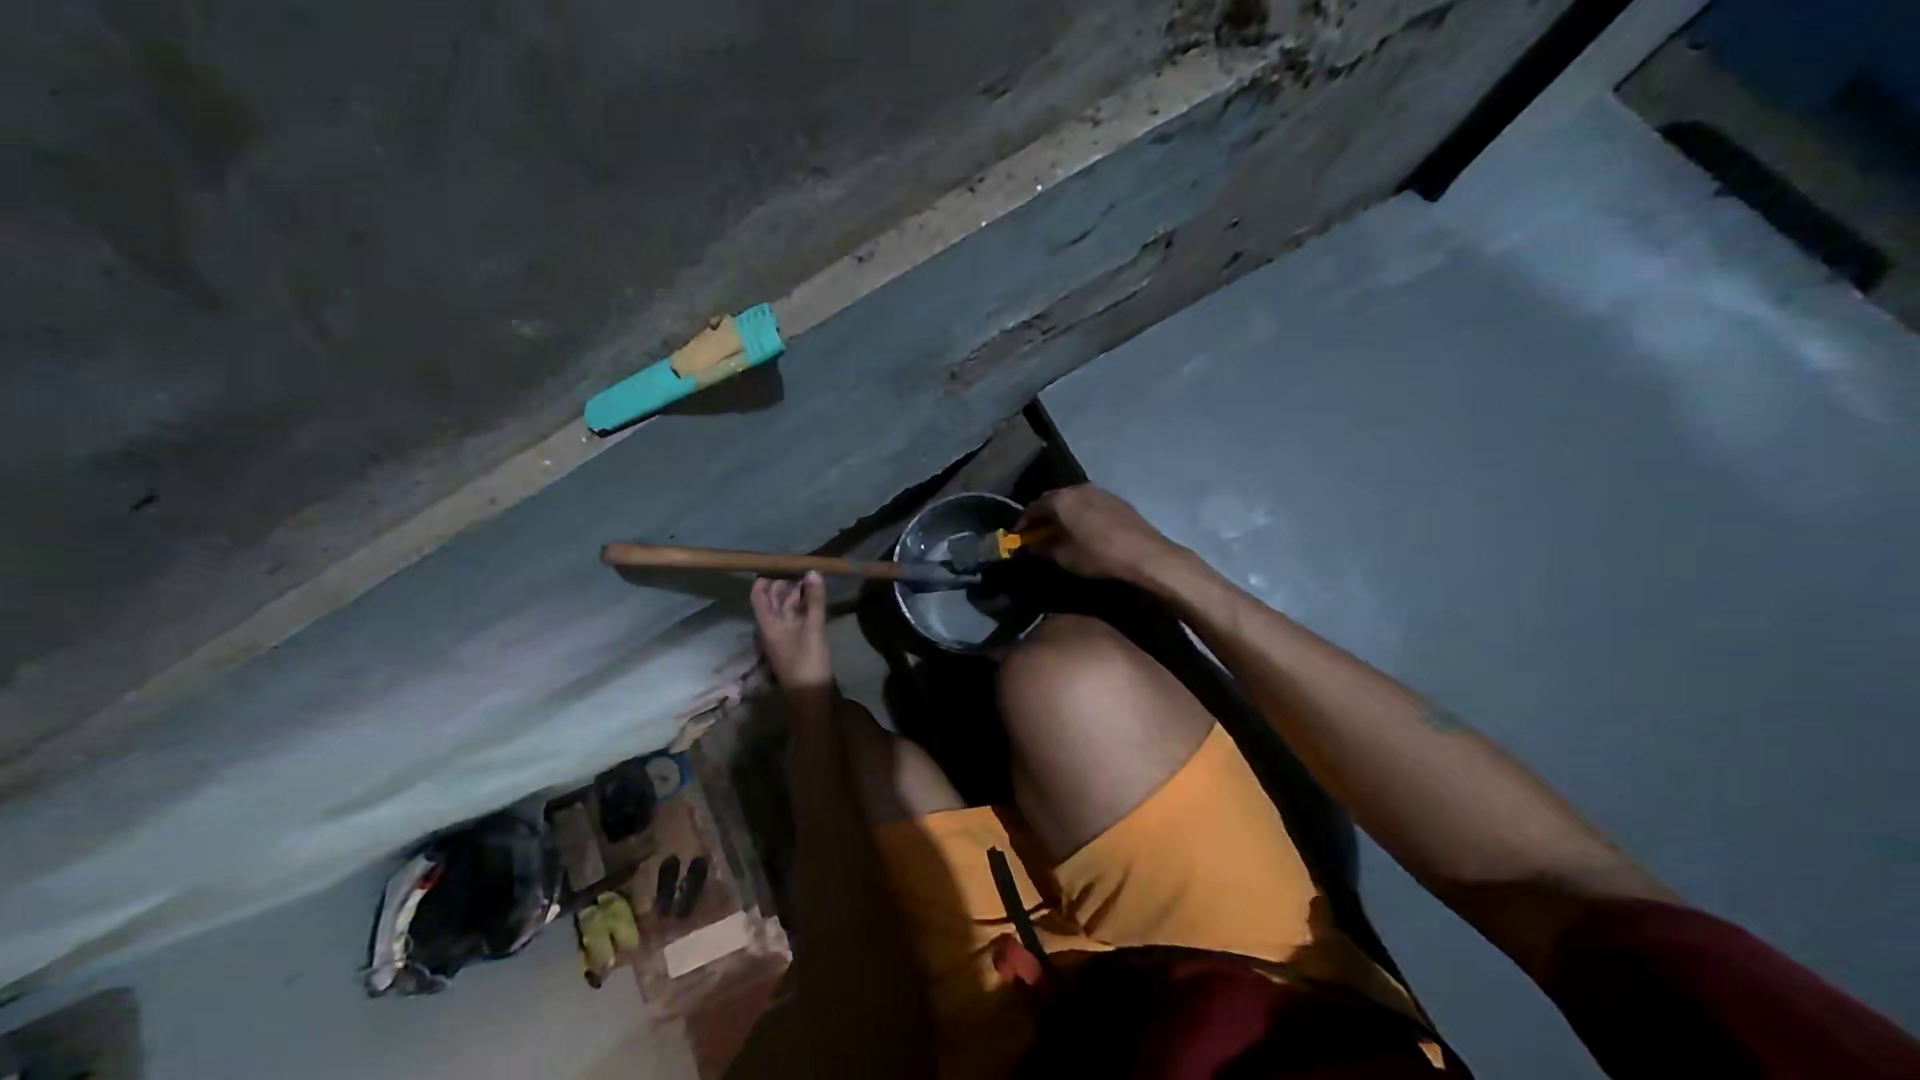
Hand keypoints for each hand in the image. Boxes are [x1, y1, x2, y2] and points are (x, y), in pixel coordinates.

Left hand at [750, 572, 831, 693]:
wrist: (811, 696)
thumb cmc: (808, 662)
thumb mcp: (814, 628)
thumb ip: (815, 600)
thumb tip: (813, 572)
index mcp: (768, 623)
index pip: (759, 595)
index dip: (766, 578)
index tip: (780, 564)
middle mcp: (772, 627)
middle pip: (773, 600)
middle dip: (785, 583)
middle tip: (802, 568)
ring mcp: (783, 636)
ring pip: (786, 609)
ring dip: (796, 594)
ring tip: (812, 579)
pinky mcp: (794, 643)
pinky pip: (795, 619)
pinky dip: (803, 607)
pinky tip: (816, 600)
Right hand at [1016, 485, 1189, 585]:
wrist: (1145, 554)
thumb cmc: (1098, 555)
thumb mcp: (1065, 557)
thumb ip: (1044, 549)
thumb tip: (1033, 546)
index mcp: (1063, 499)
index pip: (1035, 506)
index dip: (1025, 522)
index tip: (1020, 536)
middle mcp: (1080, 488)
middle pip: (1055, 500)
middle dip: (1044, 516)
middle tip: (1038, 534)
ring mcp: (1101, 492)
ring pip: (1074, 501)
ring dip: (1064, 514)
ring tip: (1061, 533)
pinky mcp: (1118, 501)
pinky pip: (1090, 504)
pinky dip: (1081, 514)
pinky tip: (1084, 530)